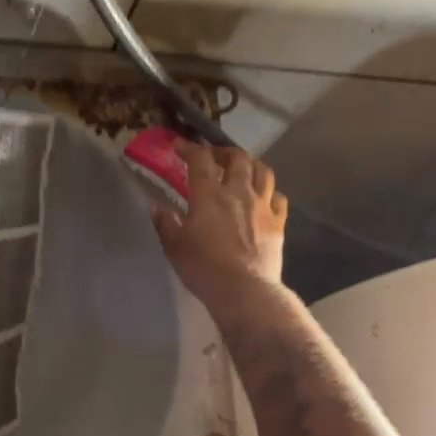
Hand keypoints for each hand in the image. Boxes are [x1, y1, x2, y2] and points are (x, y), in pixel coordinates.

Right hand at [153, 141, 287, 301]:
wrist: (243, 290)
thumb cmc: (203, 267)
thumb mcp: (174, 246)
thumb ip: (166, 223)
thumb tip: (157, 207)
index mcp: (209, 195)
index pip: (200, 160)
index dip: (189, 148)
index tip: (179, 145)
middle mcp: (239, 192)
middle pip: (238, 158)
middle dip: (224, 152)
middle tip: (214, 158)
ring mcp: (262, 206)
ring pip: (263, 172)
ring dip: (252, 165)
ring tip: (243, 171)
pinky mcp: (278, 223)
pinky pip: (279, 199)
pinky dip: (271, 193)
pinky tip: (264, 199)